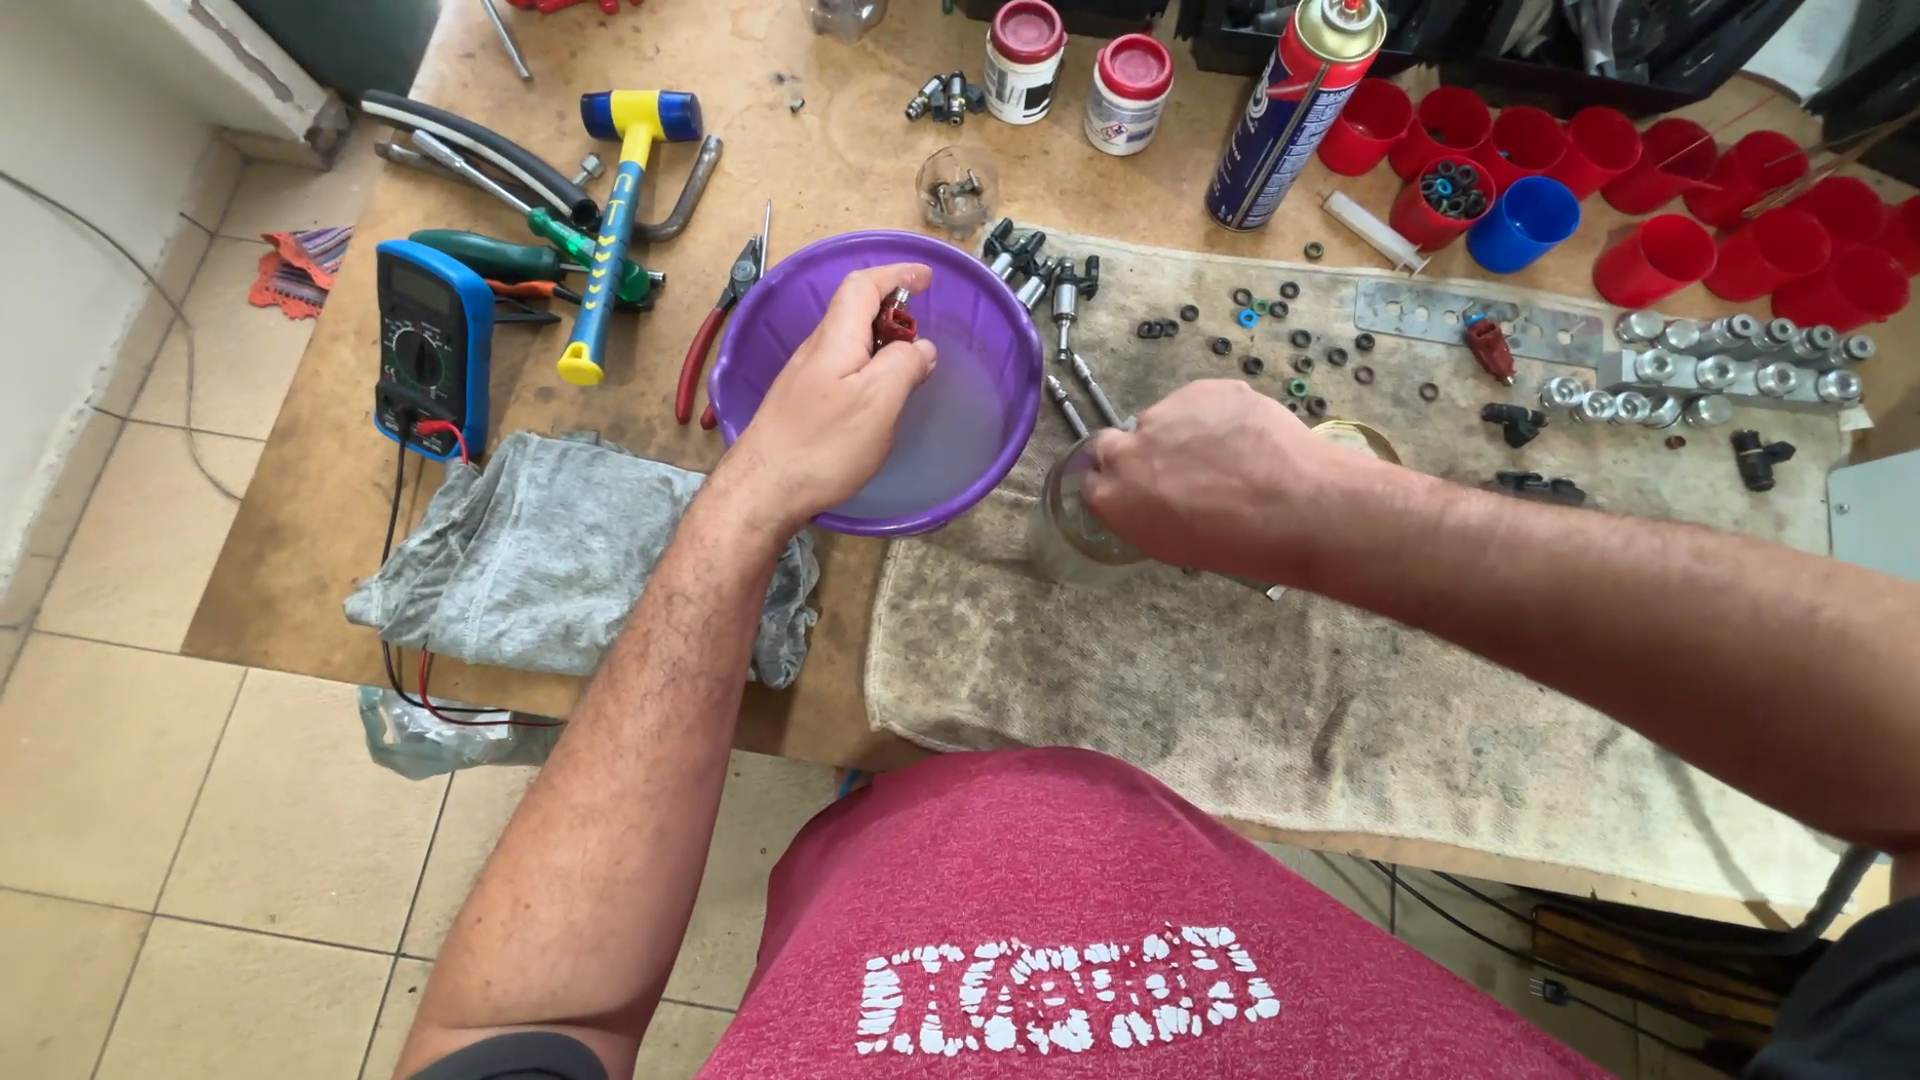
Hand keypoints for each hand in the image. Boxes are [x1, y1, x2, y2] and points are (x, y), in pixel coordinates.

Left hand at [715, 263, 937, 533]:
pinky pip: (840, 370)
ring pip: (847, 343)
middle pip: (853, 311)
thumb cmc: (824, 444)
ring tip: (907, 367)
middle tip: (921, 332)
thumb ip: (904, 365)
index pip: (863, 285)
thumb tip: (921, 348)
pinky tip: (876, 399)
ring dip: (879, 342)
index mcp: (836, 339)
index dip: (896, 275)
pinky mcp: (800, 404)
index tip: (927, 278)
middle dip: (890, 309)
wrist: (764, 488)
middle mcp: (815, 350)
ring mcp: (804, 378)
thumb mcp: (879, 402)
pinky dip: (866, 368)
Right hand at [1080, 380, 1390, 579]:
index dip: (1118, 482)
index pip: (1092, 478)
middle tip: (1179, 469)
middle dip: (1139, 452)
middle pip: (1116, 442)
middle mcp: (1127, 450)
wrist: (1296, 508)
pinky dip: (1219, 415)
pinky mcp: (1203, 389)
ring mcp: (1165, 413)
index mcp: (1112, 496)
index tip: (1140, 487)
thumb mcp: (1171, 545)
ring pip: (1165, 419)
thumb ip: (1142, 512)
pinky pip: (1203, 402)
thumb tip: (1150, 496)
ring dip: (1184, 433)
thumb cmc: (1235, 544)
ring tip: (1228, 456)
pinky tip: (1247, 438)